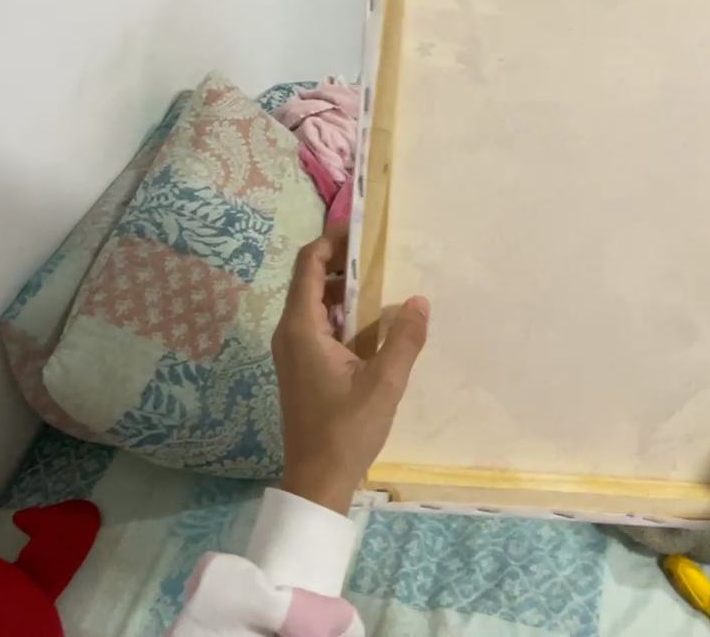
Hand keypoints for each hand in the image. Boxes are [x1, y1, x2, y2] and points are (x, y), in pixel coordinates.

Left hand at [272, 226, 429, 513]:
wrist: (317, 480)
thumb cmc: (346, 430)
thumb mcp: (384, 384)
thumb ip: (404, 340)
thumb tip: (419, 300)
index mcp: (301, 327)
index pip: (308, 264)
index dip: (331, 240)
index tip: (361, 230)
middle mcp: (290, 331)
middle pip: (310, 279)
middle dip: (342, 261)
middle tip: (379, 253)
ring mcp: (293, 349)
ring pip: (314, 302)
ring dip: (344, 288)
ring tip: (381, 280)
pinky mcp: (301, 364)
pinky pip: (318, 323)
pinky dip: (341, 312)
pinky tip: (372, 320)